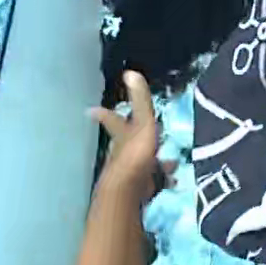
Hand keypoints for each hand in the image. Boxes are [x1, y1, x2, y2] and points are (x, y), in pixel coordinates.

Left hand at [89, 71, 164, 199]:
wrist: (128, 192)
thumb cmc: (135, 155)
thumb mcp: (143, 123)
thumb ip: (140, 100)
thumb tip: (130, 71)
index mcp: (123, 136)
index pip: (112, 120)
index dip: (104, 114)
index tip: (91, 110)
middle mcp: (123, 153)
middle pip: (127, 143)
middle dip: (135, 139)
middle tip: (147, 137)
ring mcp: (131, 172)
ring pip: (143, 163)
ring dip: (155, 162)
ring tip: (172, 163)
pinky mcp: (141, 189)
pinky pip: (153, 181)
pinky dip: (163, 180)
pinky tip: (174, 182)